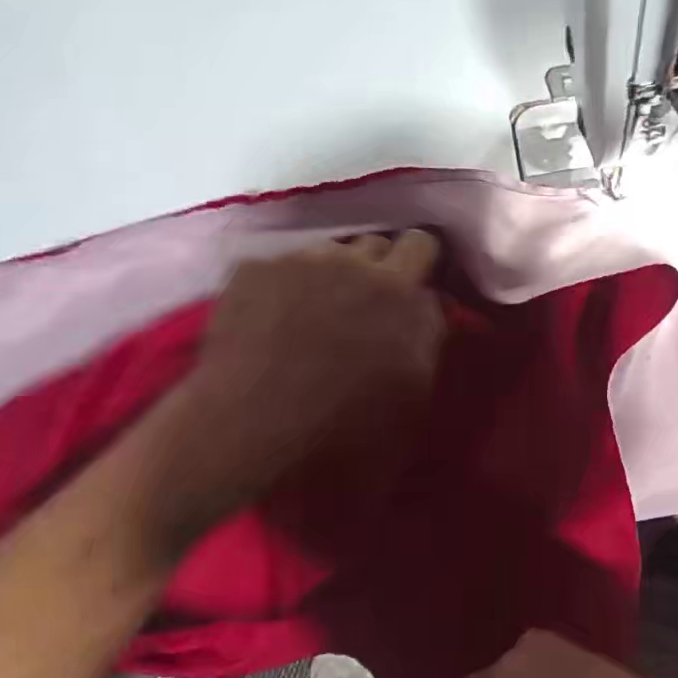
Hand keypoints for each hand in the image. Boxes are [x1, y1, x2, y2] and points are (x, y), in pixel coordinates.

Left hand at [179, 229, 446, 490]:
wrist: (250, 436)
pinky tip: (270, 323)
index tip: (409, 301)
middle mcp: (357, 264)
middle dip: (382, 267)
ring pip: (330, 250)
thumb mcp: (414, 402)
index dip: (418, 276)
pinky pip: (280, 266)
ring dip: (333, 274)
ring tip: (315, 315)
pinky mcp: (254, 270)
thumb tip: (427, 307)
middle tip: (368, 307)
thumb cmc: (346, 435)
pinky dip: (282, 288)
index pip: (423, 249)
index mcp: (402, 294)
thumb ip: (427, 340)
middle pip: (380, 242)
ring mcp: (301, 261)